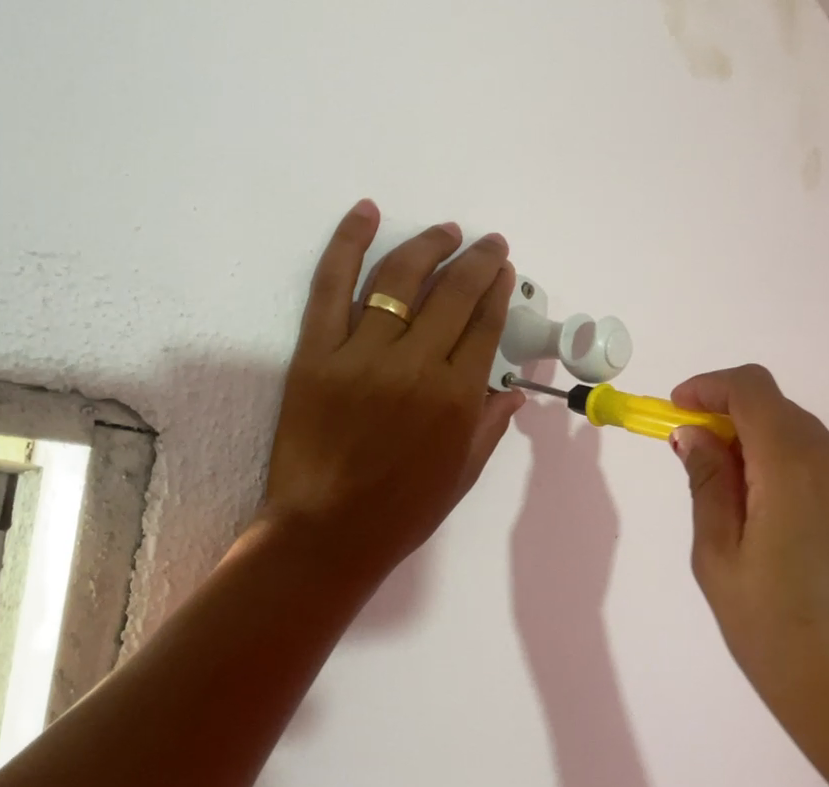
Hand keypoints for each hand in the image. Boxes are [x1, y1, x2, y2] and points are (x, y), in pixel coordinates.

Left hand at [261, 200, 523, 576]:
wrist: (329, 531)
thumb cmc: (403, 511)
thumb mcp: (461, 474)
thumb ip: (488, 426)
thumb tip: (511, 391)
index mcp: (458, 398)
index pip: (485, 326)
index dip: (498, 291)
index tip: (504, 270)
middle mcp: (417, 365)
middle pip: (454, 294)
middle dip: (478, 261)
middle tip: (489, 243)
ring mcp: (363, 353)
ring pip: (401, 280)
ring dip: (429, 246)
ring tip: (446, 231)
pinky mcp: (316, 351)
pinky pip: (332, 285)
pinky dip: (348, 243)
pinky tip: (367, 213)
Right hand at [670, 365, 828, 768]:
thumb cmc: (773, 629)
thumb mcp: (719, 557)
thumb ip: (707, 484)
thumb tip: (694, 435)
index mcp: (795, 464)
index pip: (752, 389)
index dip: (708, 388)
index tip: (673, 413)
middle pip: (775, 410)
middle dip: (726, 420)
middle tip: (687, 464)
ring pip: (797, 437)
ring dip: (753, 447)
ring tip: (720, 503)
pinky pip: (816, 466)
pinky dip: (780, 470)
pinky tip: (760, 518)